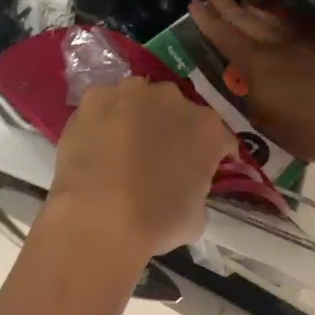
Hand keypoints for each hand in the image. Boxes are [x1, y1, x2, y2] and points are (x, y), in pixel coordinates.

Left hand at [44, 76, 236, 262]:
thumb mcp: (198, 215)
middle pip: (177, 111)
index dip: (214, 155)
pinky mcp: (95, 96)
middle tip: (159, 157)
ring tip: (124, 145)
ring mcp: (130, 92)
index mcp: (207, 129)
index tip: (204, 169)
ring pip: (140, 99)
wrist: (98, 215)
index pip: (219, 138)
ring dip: (138, 116)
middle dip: (171, 129)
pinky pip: (106, 104)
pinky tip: (97, 141)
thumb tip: (185, 183)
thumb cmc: (156, 221)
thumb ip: (197, 186)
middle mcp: (172, 99)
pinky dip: (105, 117)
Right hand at [187, 0, 314, 169]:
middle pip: (245, 20)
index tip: (193, 3)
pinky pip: (295, 23)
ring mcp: (303, 44)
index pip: (224, 37)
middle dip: (226, 4)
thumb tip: (238, 83)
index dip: (207, 20)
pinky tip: (278, 10)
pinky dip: (282, 14)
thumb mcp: (266, 124)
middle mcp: (276, 48)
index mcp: (257, 66)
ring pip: (270, 17)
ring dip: (251, 3)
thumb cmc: (311, 133)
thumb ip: (248, 99)